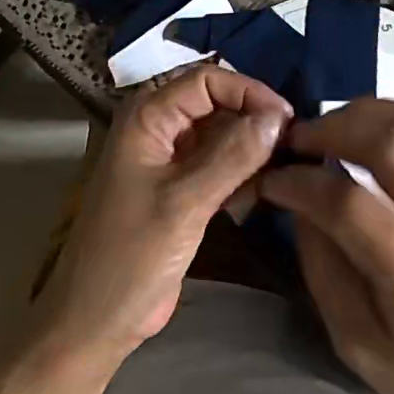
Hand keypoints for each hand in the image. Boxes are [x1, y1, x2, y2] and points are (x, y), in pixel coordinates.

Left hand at [32, 66, 291, 364]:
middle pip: (213, 102)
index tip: (289, 120)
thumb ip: (232, 156)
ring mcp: (166, 158)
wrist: (98, 313)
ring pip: (218, 134)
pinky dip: (240, 172)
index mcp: (145, 117)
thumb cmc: (132, 253)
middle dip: (253, 117)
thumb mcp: (185, 202)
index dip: (248, 92)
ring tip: (287, 170)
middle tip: (295, 146)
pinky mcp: (177, 188)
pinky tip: (264, 191)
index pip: (204, 80)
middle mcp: (155, 128)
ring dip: (250, 147)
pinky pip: (215, 164)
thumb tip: (277, 115)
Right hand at [260, 100, 393, 393]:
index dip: (300, 183)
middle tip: (295, 142)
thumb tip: (297, 195)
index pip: (353, 206)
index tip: (270, 181)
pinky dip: (393, 116)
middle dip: (330, 132)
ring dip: (364, 115)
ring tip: (328, 130)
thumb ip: (319, 260)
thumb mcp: (349, 335)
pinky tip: (363, 131)